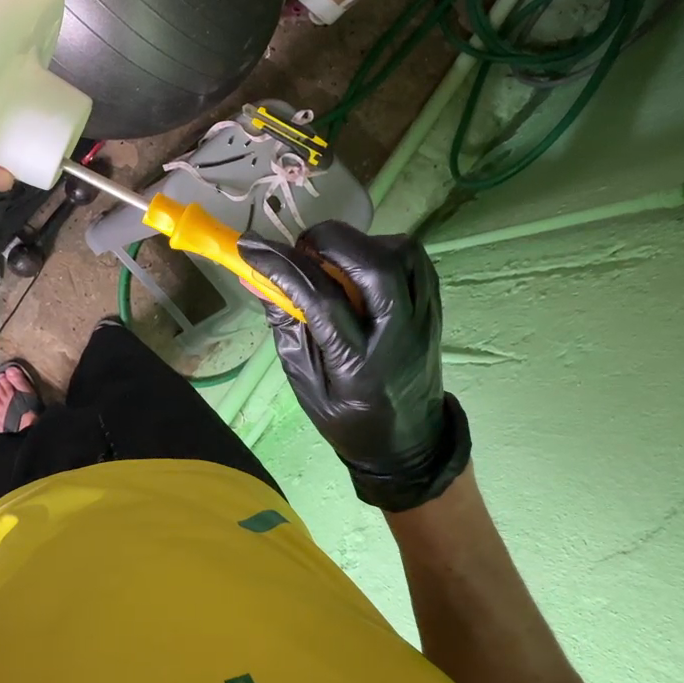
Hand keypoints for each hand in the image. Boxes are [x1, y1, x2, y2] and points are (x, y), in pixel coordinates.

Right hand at [240, 221, 469, 510]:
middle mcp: (397, 334)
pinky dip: (380, 248)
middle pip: (374, 267)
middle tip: (301, 250)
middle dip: (329, 242)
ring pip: (400, 253)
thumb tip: (254, 276)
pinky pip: (413, 258)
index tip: (248, 246)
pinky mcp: (434, 306)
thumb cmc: (347, 417)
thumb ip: (284, 325)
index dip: (282, 266)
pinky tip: (356, 264)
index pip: (320, 300)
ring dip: (358, 243)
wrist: (409, 440)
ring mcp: (423, 317)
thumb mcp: (304, 381)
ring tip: (330, 258)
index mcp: (357, 363)